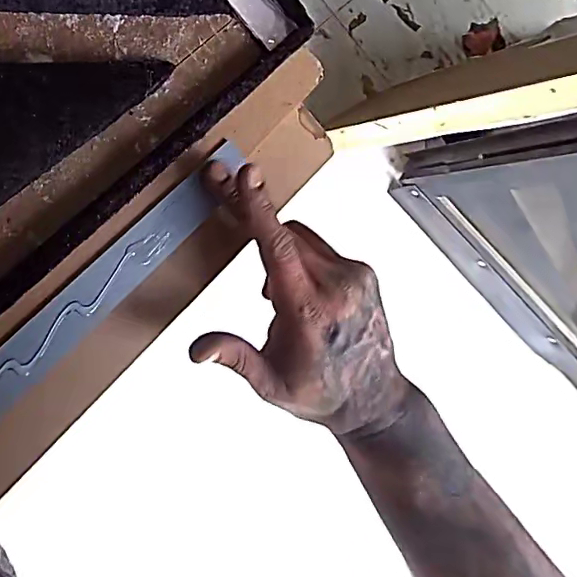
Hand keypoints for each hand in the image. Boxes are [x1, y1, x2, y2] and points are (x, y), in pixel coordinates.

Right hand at [189, 162, 411, 436]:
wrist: (376, 401)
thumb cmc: (325, 393)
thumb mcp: (272, 385)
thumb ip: (236, 358)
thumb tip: (199, 349)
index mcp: (309, 310)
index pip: (277, 247)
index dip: (258, 208)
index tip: (246, 176)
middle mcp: (336, 285)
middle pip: (283, 231)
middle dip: (249, 209)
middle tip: (222, 181)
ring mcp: (353, 274)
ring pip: (299, 236)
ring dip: (276, 246)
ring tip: (273, 293)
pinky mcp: (362, 269)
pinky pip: (317, 246)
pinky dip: (298, 256)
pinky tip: (295, 288)